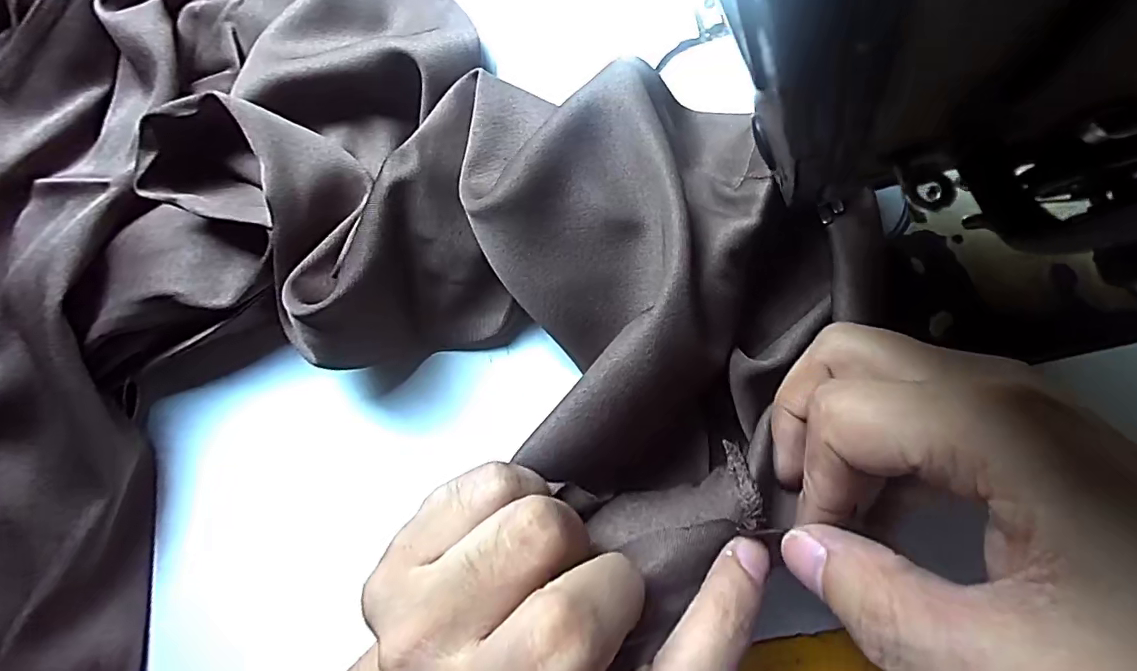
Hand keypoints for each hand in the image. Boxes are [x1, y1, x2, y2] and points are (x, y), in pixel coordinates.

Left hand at [353, 462, 768, 670]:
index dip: (613, 597)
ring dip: (539, 519)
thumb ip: (707, 640)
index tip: (614, 614)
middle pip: (537, 534)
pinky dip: (503, 497)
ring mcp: (396, 615)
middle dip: (576, 554)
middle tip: (571, 587)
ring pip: (508, 497)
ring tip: (535, 569)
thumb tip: (749, 553)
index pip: (567, 618)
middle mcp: (426, 661)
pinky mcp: (386, 573)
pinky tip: (501, 546)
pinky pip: (469, 484)